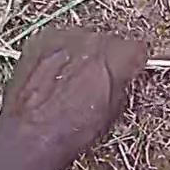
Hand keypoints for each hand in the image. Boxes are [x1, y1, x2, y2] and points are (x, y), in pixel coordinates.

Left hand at [0, 29, 147, 169]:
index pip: (137, 48)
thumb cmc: (75, 129)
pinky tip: (51, 75)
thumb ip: (122, 84)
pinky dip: (57, 53)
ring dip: (80, 53)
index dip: (132, 63)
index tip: (127, 72)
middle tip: (96, 80)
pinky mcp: (39, 40)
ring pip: (82, 38)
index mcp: (118, 56)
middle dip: (105, 57)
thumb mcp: (113, 112)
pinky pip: (56, 41)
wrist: (32, 133)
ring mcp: (64, 36)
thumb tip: (122, 76)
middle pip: (109, 40)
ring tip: (70, 79)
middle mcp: (93, 39)